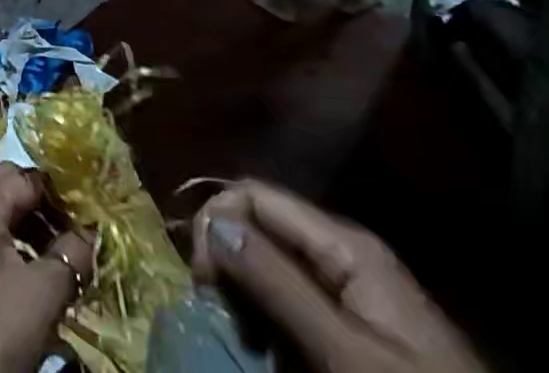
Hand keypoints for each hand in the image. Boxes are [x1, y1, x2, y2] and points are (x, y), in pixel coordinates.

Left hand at [0, 163, 95, 372]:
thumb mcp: (45, 287)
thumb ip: (74, 250)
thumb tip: (93, 231)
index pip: (34, 177)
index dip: (67, 191)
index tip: (97, 212)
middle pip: (21, 191)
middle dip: (54, 207)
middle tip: (84, 231)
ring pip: (14, 216)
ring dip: (45, 231)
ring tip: (75, 257)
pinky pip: (6, 241)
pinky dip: (30, 250)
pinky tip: (53, 275)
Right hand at [193, 181, 482, 372]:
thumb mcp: (342, 351)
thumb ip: (279, 285)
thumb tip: (216, 223)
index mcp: (343, 243)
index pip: (257, 195)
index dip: (218, 223)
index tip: (201, 281)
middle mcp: (340, 250)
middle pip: (260, 226)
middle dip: (230, 264)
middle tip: (225, 321)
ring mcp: (345, 284)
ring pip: (269, 265)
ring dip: (246, 298)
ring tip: (248, 344)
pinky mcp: (347, 318)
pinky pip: (290, 300)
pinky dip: (268, 321)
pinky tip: (270, 354)